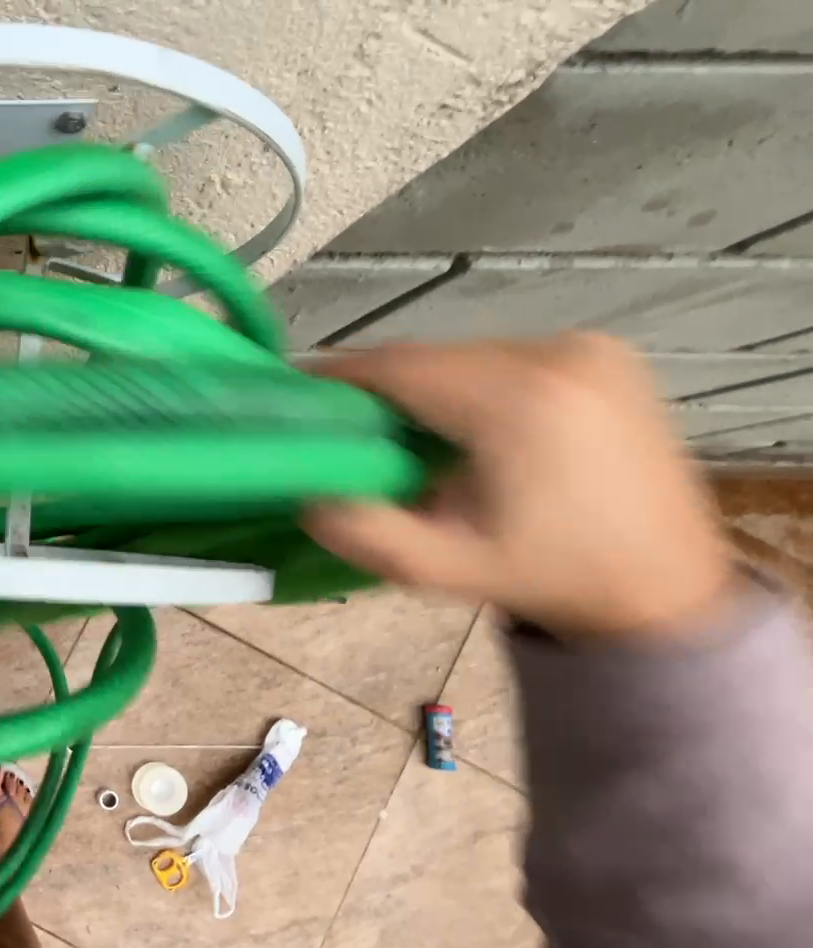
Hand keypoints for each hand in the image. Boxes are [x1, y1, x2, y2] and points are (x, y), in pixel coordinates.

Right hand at [303, 334, 734, 640]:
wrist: (666, 585)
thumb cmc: (546, 576)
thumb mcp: (437, 568)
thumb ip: (359, 529)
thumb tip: (302, 490)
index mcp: (521, 403)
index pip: (397, 367)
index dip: (335, 379)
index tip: (293, 402)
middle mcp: (559, 357)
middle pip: (426, 357)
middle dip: (373, 390)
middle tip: (337, 431)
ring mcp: (588, 350)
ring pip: (457, 354)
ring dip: (414, 388)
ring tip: (391, 433)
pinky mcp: (600, 356)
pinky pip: (495, 357)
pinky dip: (457, 384)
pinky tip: (449, 424)